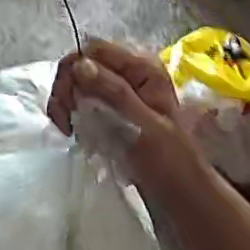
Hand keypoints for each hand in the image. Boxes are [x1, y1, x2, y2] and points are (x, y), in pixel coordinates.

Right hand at [48, 38, 206, 191]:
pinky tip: (74, 132)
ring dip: (66, 102)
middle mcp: (130, 73)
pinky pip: (83, 100)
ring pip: (79, 82)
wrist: (185, 199)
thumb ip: (114, 93)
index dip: (74, 70)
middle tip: (64, 121)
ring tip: (67, 128)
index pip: (94, 50)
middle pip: (82, 63)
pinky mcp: (113, 109)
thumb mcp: (144, 127)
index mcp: (142, 68)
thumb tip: (80, 64)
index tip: (67, 103)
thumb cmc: (171, 164)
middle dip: (67, 88)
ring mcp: (121, 91)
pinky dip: (73, 113)